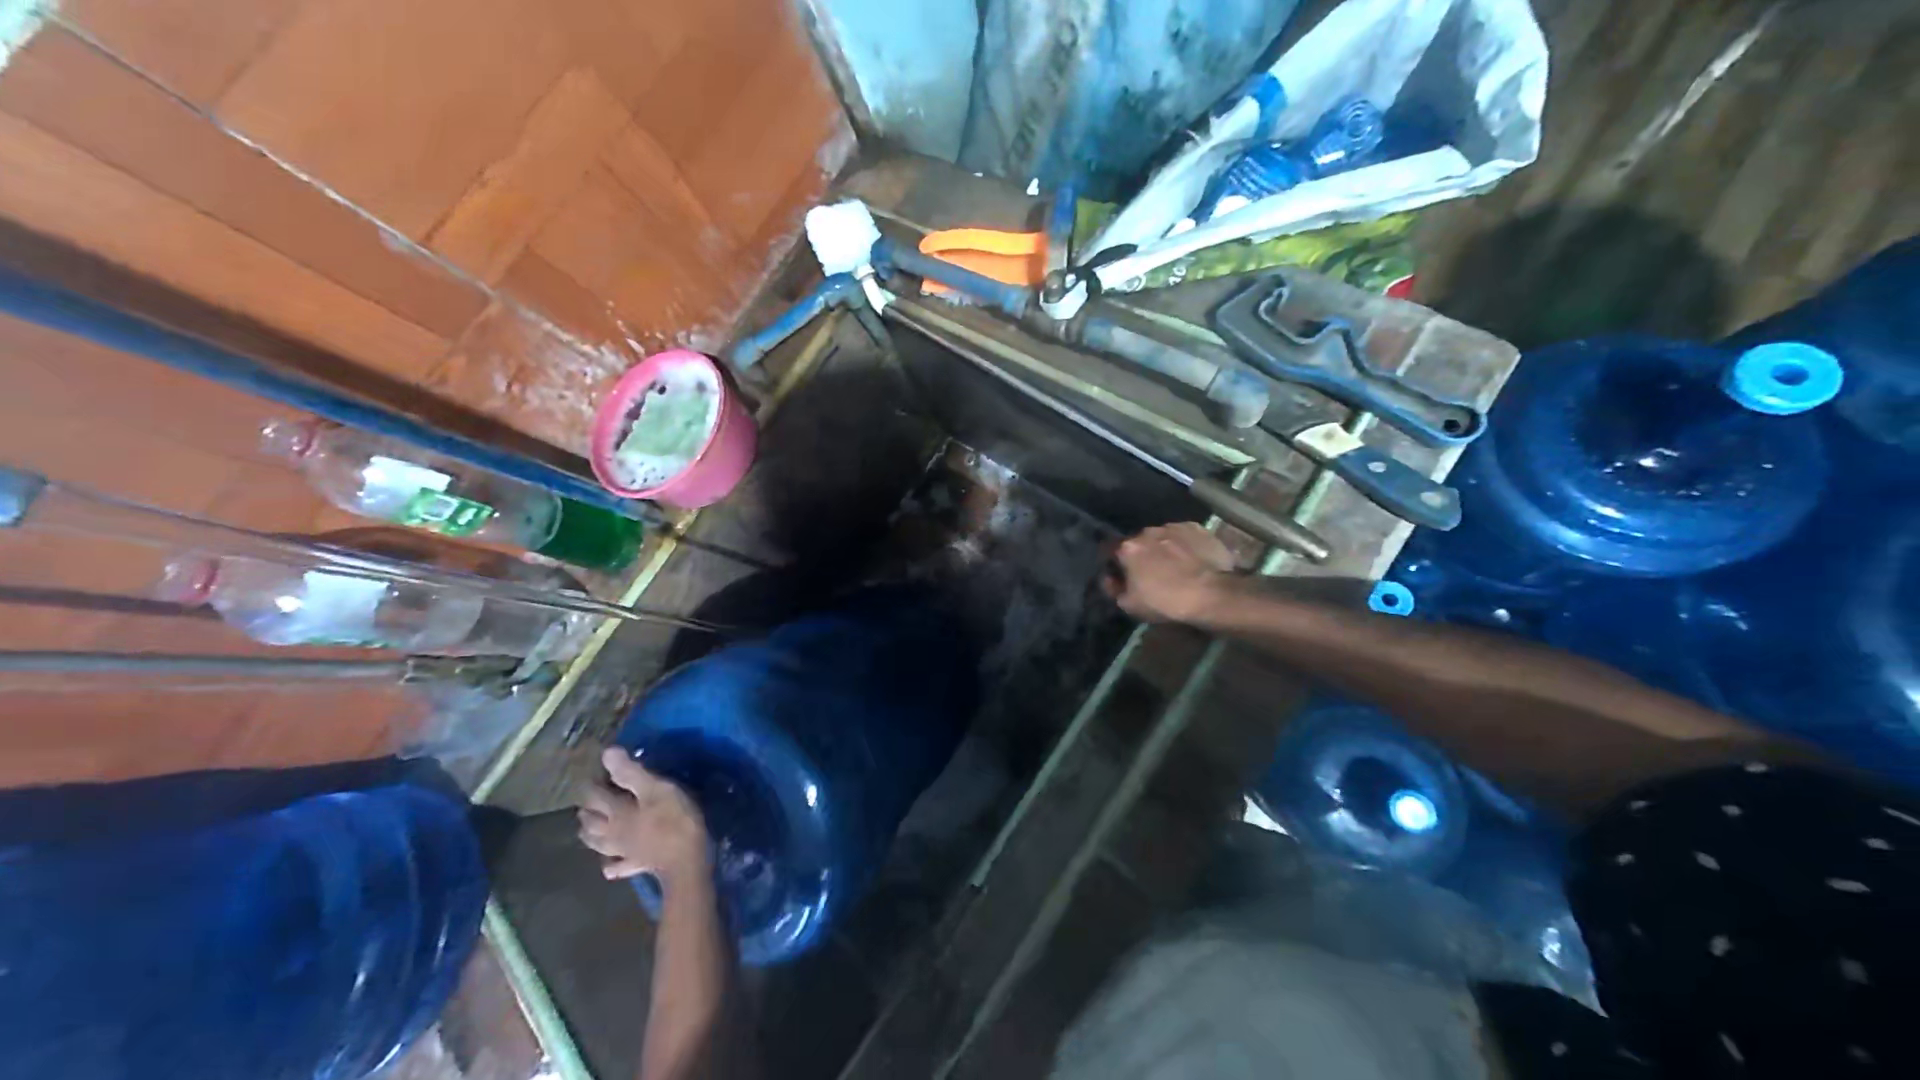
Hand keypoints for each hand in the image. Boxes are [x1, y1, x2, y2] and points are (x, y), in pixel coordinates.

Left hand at [578, 748, 709, 885]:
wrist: (685, 861)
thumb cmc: (674, 820)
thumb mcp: (656, 789)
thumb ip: (631, 772)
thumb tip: (606, 754)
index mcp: (616, 812)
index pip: (594, 795)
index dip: (592, 783)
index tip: (597, 772)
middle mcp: (612, 833)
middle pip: (590, 821)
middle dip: (586, 808)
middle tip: (590, 799)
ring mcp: (622, 852)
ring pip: (596, 843)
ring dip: (589, 833)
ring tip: (588, 826)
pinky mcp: (635, 865)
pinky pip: (616, 866)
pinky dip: (609, 863)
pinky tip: (608, 863)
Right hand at [1104, 522, 1237, 623]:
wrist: (1211, 594)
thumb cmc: (1166, 601)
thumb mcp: (1129, 605)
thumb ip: (1113, 589)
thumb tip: (1109, 578)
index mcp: (1128, 548)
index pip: (1110, 551)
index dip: (1115, 564)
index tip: (1122, 576)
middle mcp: (1147, 531)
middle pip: (1138, 542)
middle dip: (1142, 554)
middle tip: (1151, 572)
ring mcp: (1174, 527)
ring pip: (1162, 537)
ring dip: (1164, 548)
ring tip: (1176, 565)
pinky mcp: (1197, 528)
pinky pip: (1184, 535)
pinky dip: (1185, 545)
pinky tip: (1193, 559)